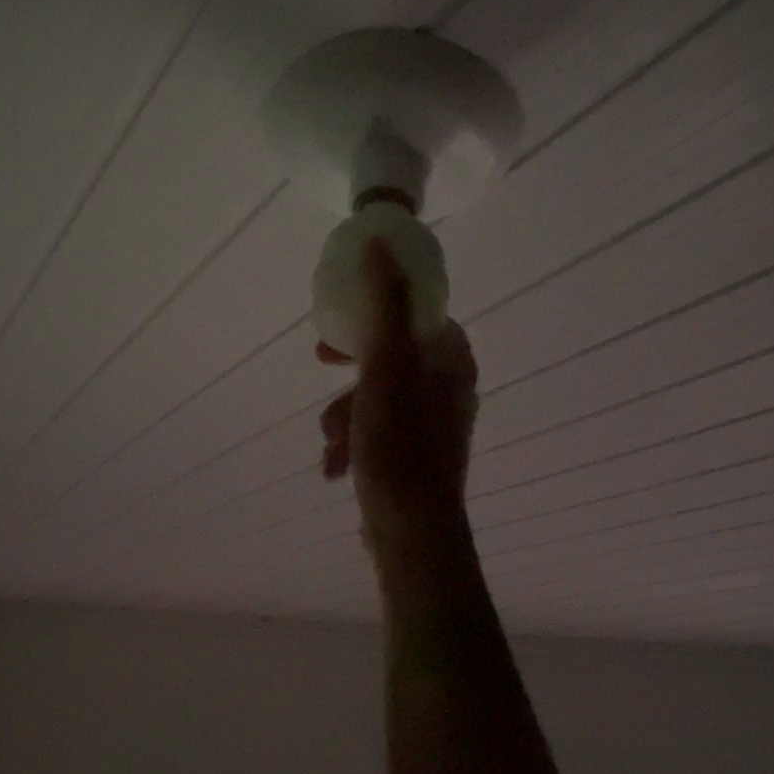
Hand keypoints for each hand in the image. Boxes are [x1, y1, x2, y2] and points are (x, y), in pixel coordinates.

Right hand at [318, 240, 478, 544]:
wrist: (412, 530)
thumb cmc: (399, 442)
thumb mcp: (386, 363)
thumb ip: (384, 302)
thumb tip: (381, 242)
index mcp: (451, 358)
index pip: (414, 309)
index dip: (372, 308)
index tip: (340, 321)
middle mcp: (451, 385)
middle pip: (391, 352)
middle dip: (351, 368)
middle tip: (321, 363)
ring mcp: (436, 423)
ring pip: (379, 394)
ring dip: (345, 412)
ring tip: (329, 441)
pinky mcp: (419, 456)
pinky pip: (379, 430)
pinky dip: (354, 440)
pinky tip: (335, 467)